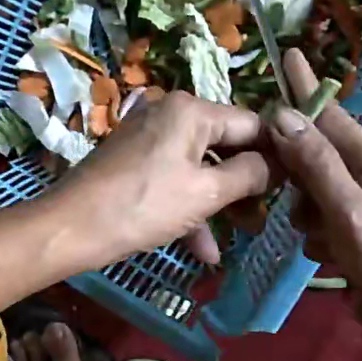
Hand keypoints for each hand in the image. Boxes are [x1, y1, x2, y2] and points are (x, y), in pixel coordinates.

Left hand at [48, 91, 275, 269]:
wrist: (68, 229)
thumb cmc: (143, 206)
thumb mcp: (206, 192)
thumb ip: (249, 174)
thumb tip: (276, 165)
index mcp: (192, 110)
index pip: (251, 125)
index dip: (275, 155)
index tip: (293, 186)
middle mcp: (173, 114)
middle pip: (227, 146)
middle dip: (248, 184)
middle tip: (267, 214)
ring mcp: (152, 138)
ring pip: (203, 167)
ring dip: (223, 202)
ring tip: (246, 233)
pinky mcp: (137, 161)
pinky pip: (177, 178)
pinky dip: (192, 207)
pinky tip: (205, 250)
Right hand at [265, 50, 361, 360]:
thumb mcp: (351, 214)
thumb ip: (318, 166)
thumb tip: (284, 115)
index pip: (334, 116)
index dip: (307, 90)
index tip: (288, 56)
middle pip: (317, 153)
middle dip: (297, 172)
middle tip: (279, 191)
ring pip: (313, 191)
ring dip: (306, 212)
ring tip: (320, 238)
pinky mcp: (357, 234)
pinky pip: (321, 221)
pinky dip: (317, 237)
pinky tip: (327, 256)